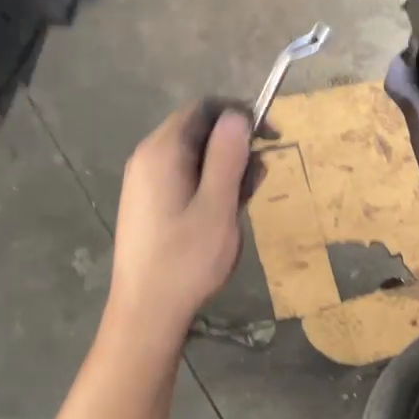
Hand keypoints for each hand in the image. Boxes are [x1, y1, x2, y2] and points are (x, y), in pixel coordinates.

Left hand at [108, 101, 253, 334]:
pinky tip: (222, 215)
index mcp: (162, 152)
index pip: (204, 108)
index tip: (273, 137)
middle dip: (236, 146)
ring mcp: (145, 182)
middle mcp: (148, 159)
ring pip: (195, 156)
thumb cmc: (187, 259)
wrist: (147, 310)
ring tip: (242, 205)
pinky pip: (185, 177)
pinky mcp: (148, 203)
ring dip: (226, 169)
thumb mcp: (218, 206)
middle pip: (199, 130)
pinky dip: (211, 185)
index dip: (241, 114)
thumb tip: (238, 115)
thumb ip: (228, 156)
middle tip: (258, 182)